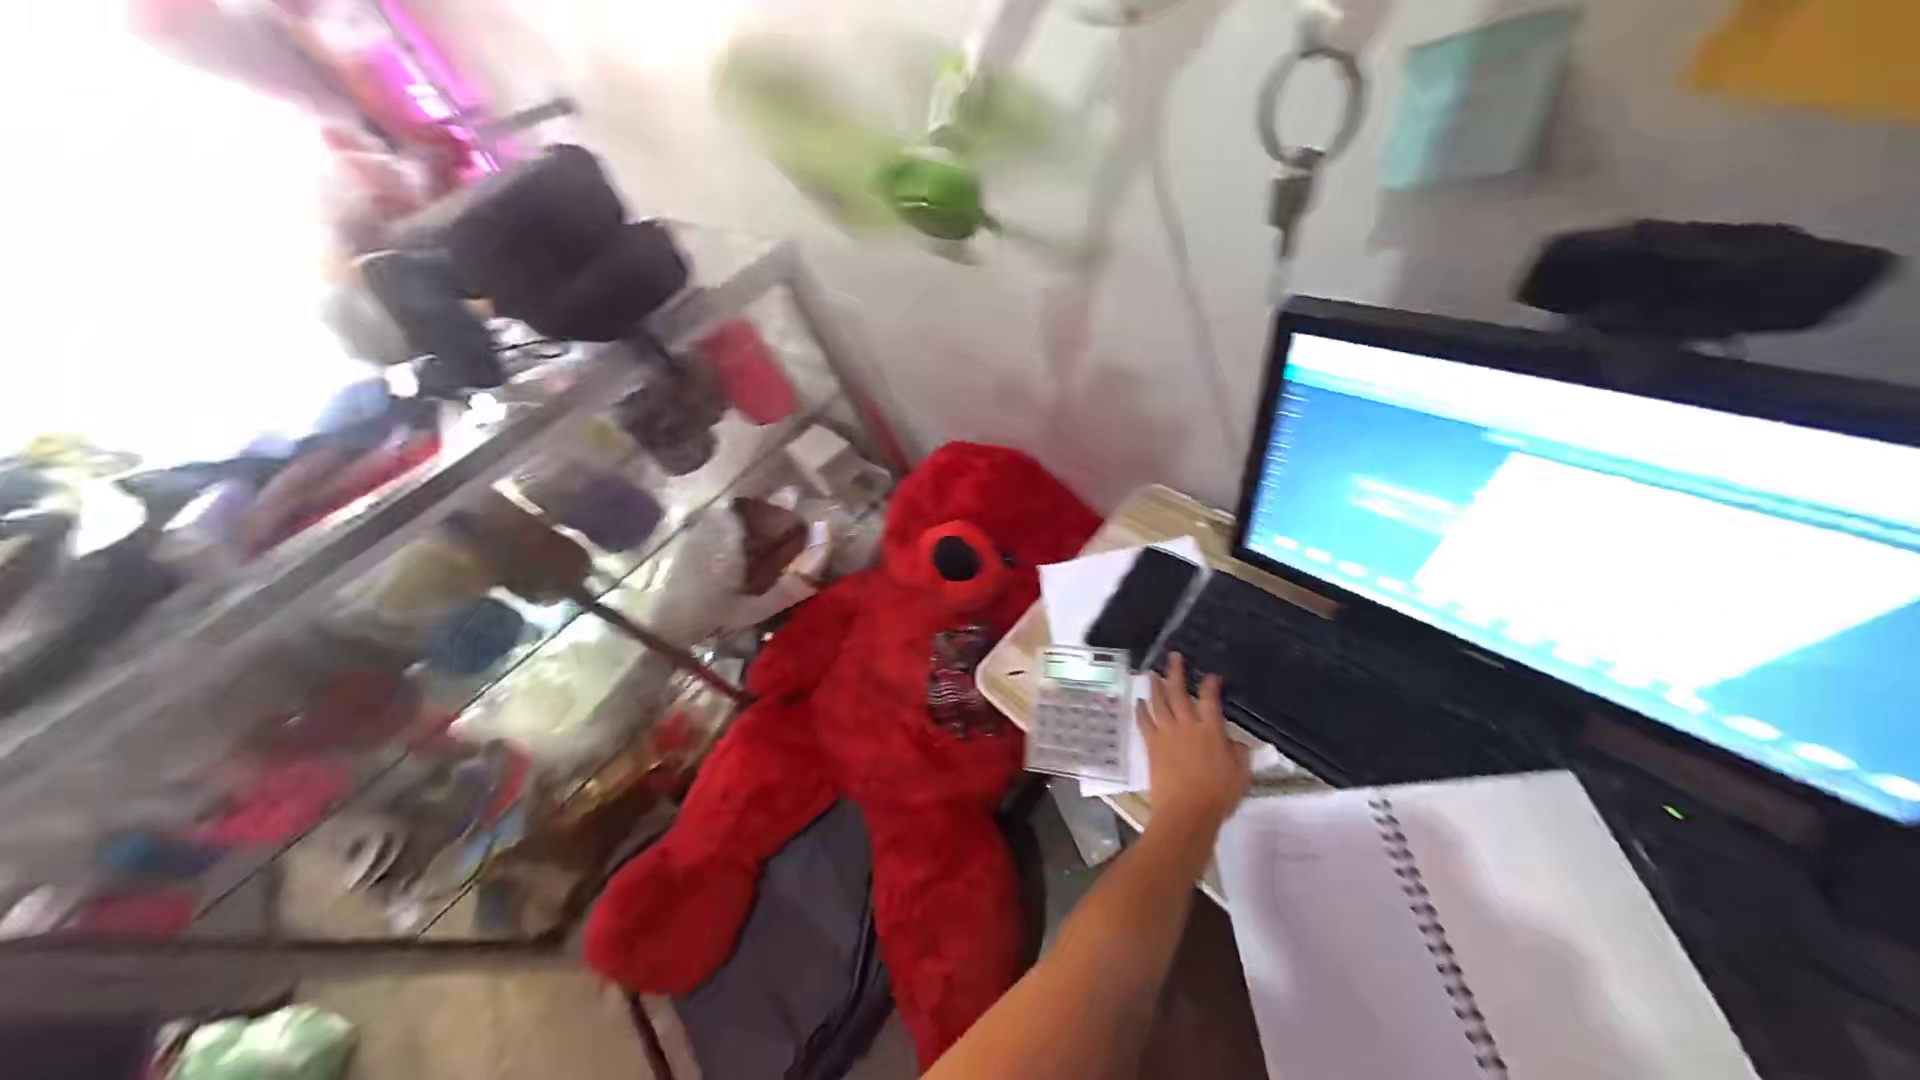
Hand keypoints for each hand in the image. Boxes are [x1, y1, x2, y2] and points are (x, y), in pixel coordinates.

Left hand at [1137, 653, 1251, 839]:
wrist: (1186, 812)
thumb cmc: (1218, 796)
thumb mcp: (1241, 776)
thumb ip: (1239, 755)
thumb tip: (1237, 743)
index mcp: (1211, 732)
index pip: (1211, 700)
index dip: (1211, 685)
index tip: (1212, 675)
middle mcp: (1187, 727)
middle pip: (1180, 694)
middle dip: (1176, 673)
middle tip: (1173, 657)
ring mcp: (1166, 735)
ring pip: (1159, 703)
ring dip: (1155, 686)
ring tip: (1152, 673)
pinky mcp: (1152, 746)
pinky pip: (1144, 723)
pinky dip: (1140, 711)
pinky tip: (1138, 702)